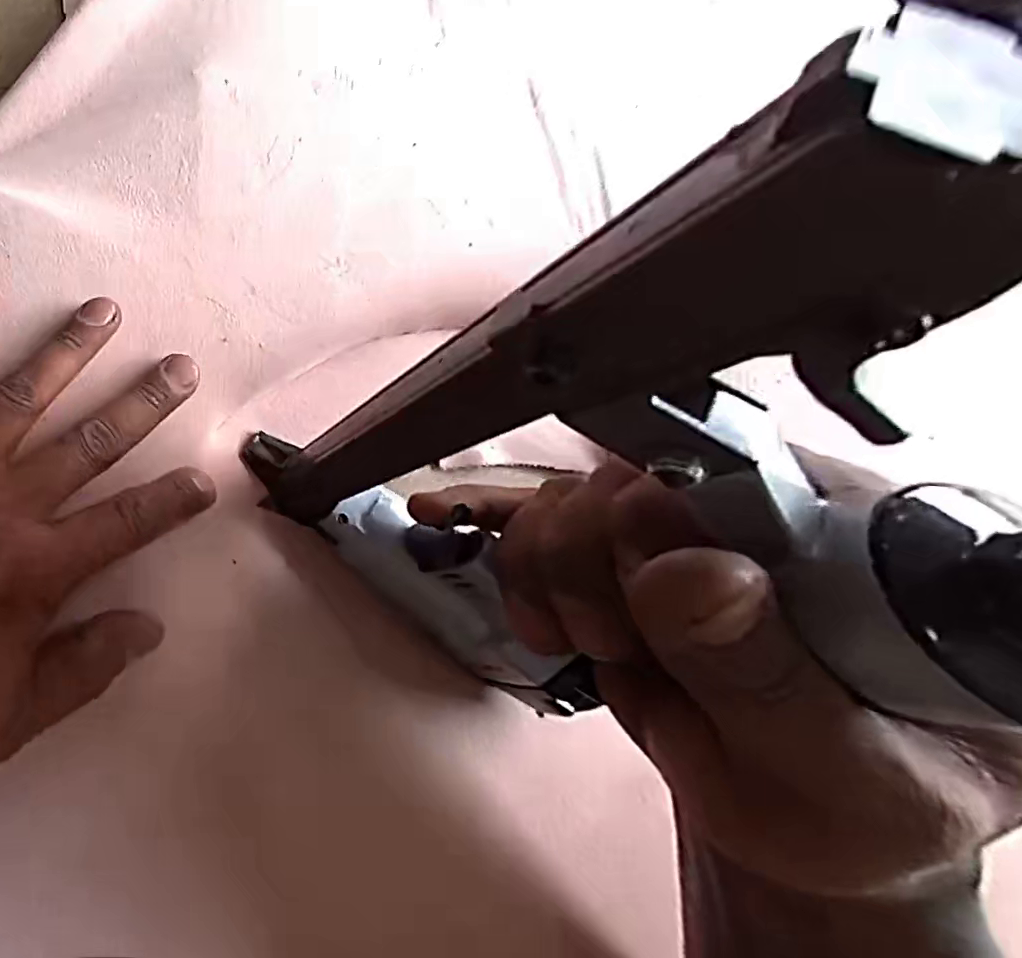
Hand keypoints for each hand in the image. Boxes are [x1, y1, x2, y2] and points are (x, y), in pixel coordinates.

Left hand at [0, 288, 214, 794]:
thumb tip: (148, 626)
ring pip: (18, 399)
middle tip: (181, 367)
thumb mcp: (1, 724)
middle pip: (87, 446)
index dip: (171, 501)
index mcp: (30, 575)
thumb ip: (81, 670)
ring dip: (66, 353)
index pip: (125, 525)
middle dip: (141, 404)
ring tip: (103, 312)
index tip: (205, 477)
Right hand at [409, 463, 1021, 901]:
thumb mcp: (843, 771)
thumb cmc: (848, 807)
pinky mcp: (599, 553)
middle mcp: (752, 520)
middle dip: (584, 563)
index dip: (659, 516)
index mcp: (854, 550)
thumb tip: (685, 569)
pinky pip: (523, 513)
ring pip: (560, 501)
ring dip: (535, 567)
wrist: (787, 815)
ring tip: (570, 638)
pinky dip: (479, 513)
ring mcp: (664, 534)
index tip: (629, 584)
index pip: (737, 478)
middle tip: (606, 641)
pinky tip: (440, 513)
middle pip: (621, 484)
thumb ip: (768, 674)